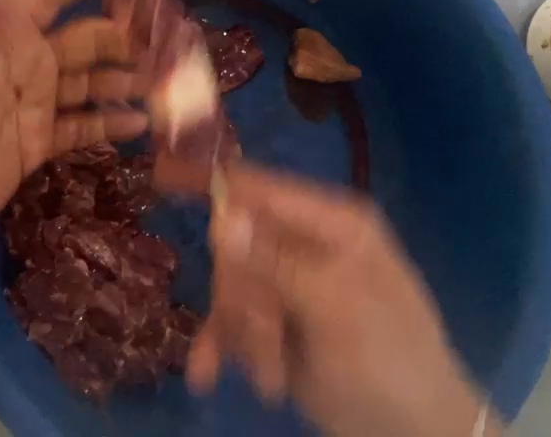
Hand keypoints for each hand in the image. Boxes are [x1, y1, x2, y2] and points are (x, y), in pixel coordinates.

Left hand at [0, 0, 148, 258]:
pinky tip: (142, 123)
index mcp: (1, 44)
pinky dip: (110, 123)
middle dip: (117, 35)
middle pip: (79, 41)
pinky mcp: (40, 143)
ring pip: (88, 82)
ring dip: (122, 79)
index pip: (42, 1)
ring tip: (164, 81)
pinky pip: (82, 127)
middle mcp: (23, 67)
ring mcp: (34, 106)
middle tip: (163, 36)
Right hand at [190, 165, 495, 436]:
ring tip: (270, 376)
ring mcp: (287, 285)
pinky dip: (222, 347)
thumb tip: (222, 218)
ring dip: (242, 332)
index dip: (211, 180)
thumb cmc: (389, 359)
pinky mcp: (275, 324)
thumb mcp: (336, 306)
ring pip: (231, 287)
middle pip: (237, 245)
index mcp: (330, 223)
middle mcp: (304, 245)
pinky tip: (207, 376)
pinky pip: (231, 323)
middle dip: (242, 296)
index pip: (260, 187)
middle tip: (264, 333)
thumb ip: (276, 260)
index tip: (160, 175)